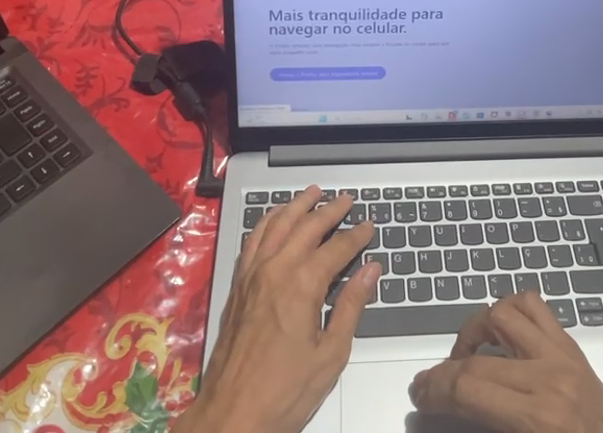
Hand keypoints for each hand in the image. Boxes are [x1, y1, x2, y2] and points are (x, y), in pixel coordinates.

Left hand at [176, 186, 379, 432]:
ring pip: (276, 224)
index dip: (356, 235)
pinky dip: (268, 221)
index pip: (337, 248)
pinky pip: (253, 239)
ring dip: (297, 205)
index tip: (370, 225)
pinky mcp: (237, 284)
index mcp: (303, 285)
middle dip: (330, 210)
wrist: (232, 415)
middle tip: (346, 199)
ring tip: (313, 192)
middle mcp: (276, 269)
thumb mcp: (331, 355)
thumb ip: (351, 306)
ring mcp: (252, 274)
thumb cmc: (286, 391)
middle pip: (306, 226)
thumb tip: (371, 270)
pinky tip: (276, 217)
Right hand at [409, 291, 602, 432]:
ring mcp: (565, 357)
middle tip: (428, 387)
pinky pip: (537, 309)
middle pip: (477, 359)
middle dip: (443, 373)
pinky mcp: (575, 350)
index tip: (419, 397)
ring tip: (468, 356)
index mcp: (537, 418)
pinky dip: (512, 312)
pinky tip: (502, 339)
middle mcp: (550, 378)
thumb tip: (449, 408)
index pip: (467, 388)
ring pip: (505, 313)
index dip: (433, 391)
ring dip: (477, 330)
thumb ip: (484, 426)